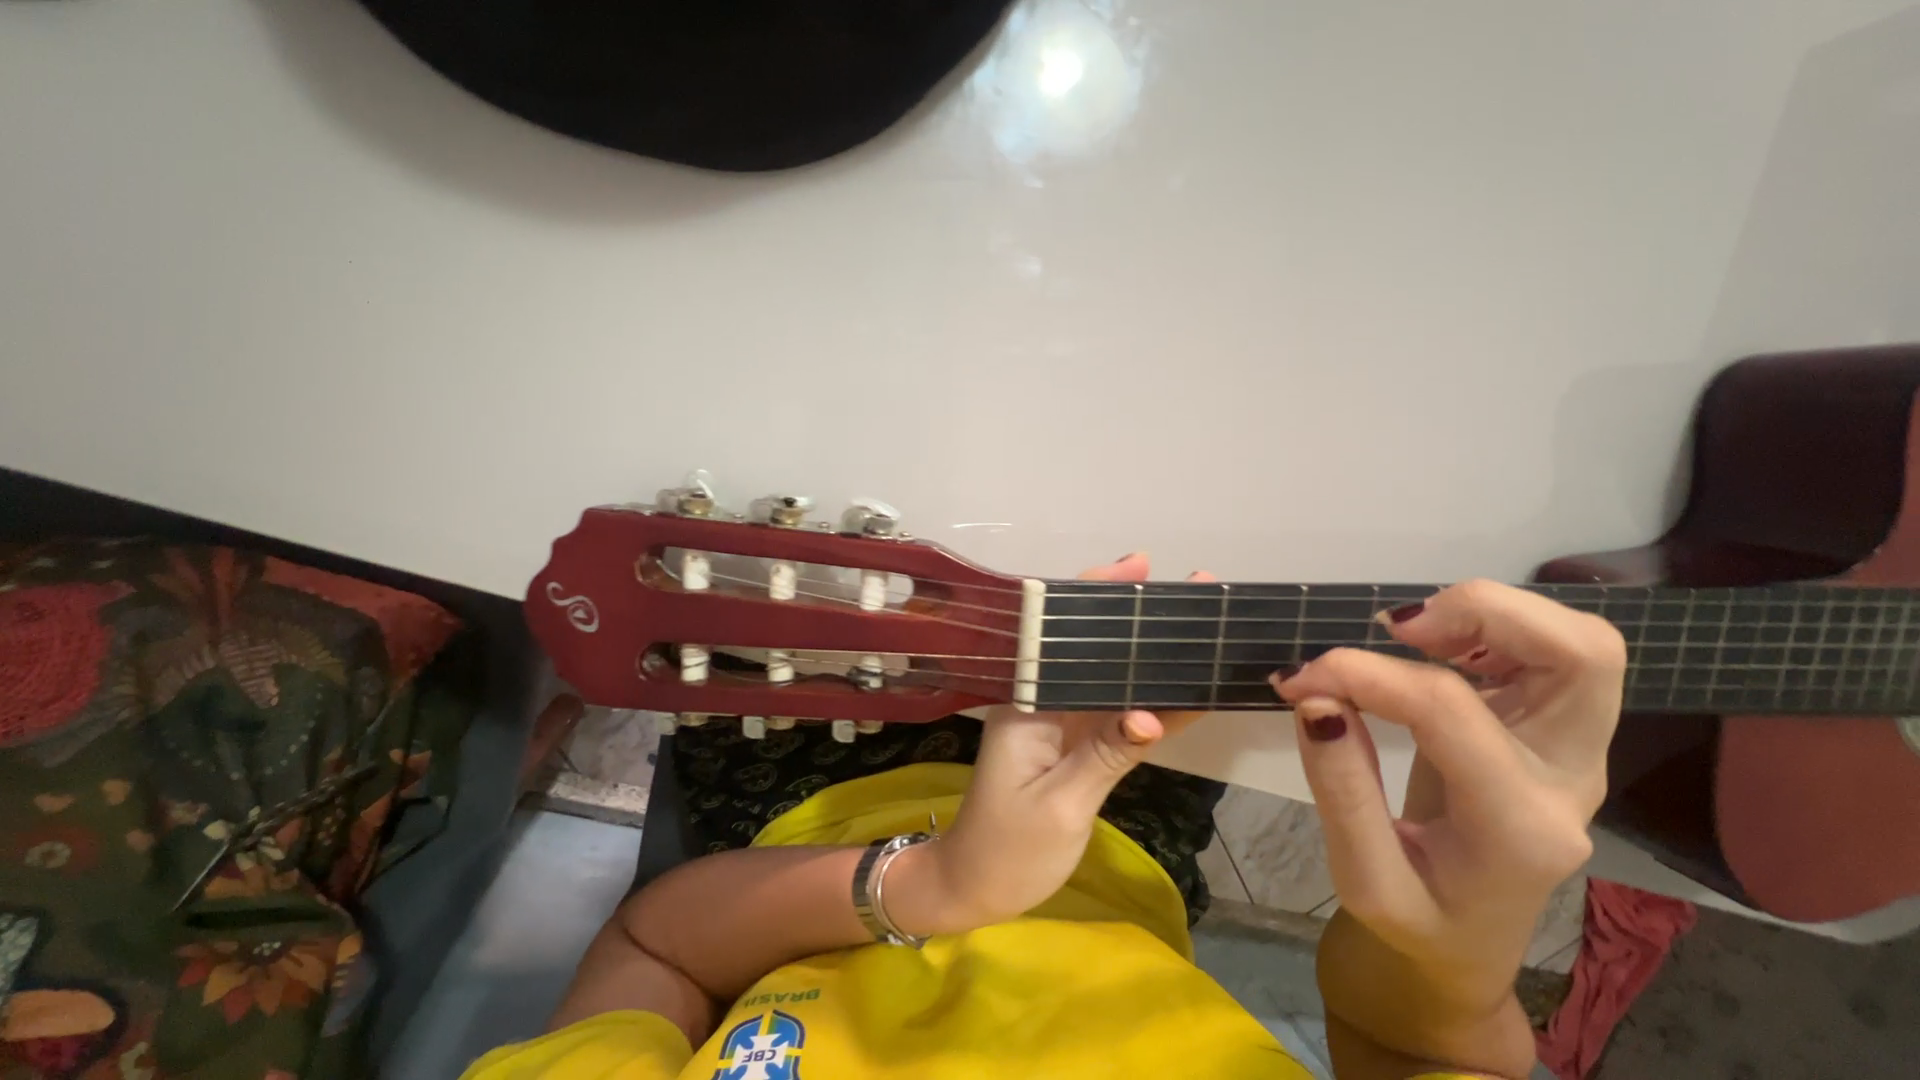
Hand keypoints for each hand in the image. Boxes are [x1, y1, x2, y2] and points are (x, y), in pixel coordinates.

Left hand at [905, 554, 1208, 931]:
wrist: (974, 889)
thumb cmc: (1008, 851)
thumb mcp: (1059, 805)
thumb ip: (1106, 755)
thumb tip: (1153, 715)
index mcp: (1026, 704)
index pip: (1066, 637)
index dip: (1102, 598)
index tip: (1143, 567)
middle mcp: (1042, 703)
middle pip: (1094, 651)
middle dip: (1140, 620)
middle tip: (1196, 590)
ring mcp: (1060, 725)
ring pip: (1111, 680)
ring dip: (1152, 656)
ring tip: (1201, 626)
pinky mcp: (1074, 748)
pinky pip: (1117, 717)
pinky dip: (1151, 703)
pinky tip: (1189, 688)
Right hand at [1272, 581, 1623, 1067]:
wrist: (1469, 945)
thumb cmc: (1416, 920)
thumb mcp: (1362, 878)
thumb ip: (1340, 786)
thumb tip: (1314, 696)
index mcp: (1516, 826)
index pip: (1446, 709)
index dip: (1364, 674)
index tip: (1299, 676)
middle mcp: (1569, 780)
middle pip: (1584, 655)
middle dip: (1485, 613)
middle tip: (1396, 626)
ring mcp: (1575, 753)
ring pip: (1580, 643)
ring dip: (1494, 614)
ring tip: (1409, 631)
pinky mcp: (1558, 733)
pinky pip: (1552, 654)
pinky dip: (1493, 629)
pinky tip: (1432, 644)